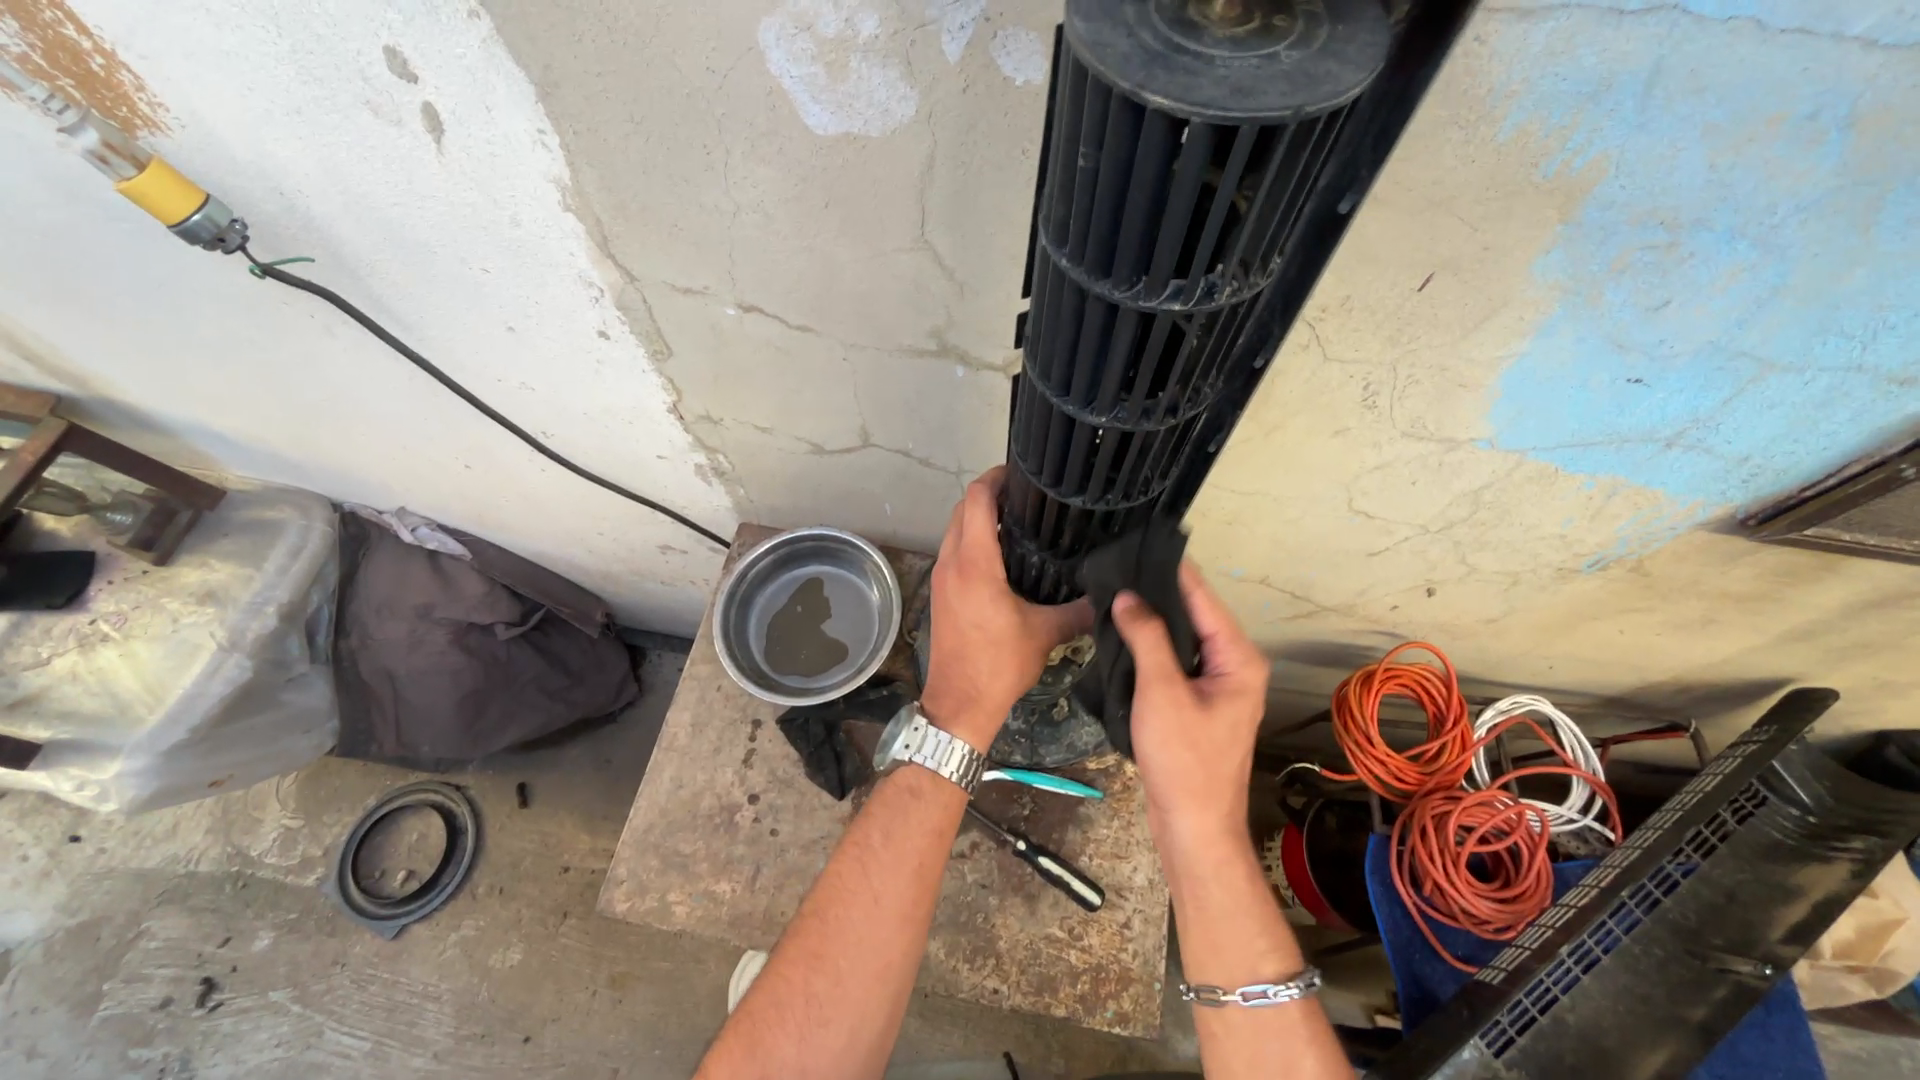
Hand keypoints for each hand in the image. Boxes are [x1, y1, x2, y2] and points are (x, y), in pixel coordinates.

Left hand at [921, 467, 1092, 751]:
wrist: (959, 704)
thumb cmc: (999, 665)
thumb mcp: (1045, 634)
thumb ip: (1079, 610)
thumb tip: (1108, 594)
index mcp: (975, 563)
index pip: (977, 500)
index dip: (996, 478)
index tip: (1020, 473)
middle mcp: (951, 563)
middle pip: (962, 509)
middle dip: (989, 494)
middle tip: (1026, 496)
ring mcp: (941, 578)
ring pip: (954, 530)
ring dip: (977, 518)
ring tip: (1017, 521)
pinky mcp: (940, 594)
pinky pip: (953, 551)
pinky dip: (971, 541)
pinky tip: (1001, 555)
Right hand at [1111, 563, 1267, 846]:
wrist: (1192, 826)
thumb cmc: (1183, 760)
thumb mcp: (1161, 692)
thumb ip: (1147, 638)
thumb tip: (1128, 596)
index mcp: (1239, 658)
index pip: (1203, 598)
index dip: (1172, 570)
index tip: (1140, 543)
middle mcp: (1235, 666)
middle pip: (1196, 616)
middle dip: (1158, 593)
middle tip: (1116, 568)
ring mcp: (1219, 687)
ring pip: (1184, 641)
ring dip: (1153, 623)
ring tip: (1114, 594)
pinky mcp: (1200, 705)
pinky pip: (1177, 664)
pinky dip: (1154, 650)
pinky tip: (1124, 637)